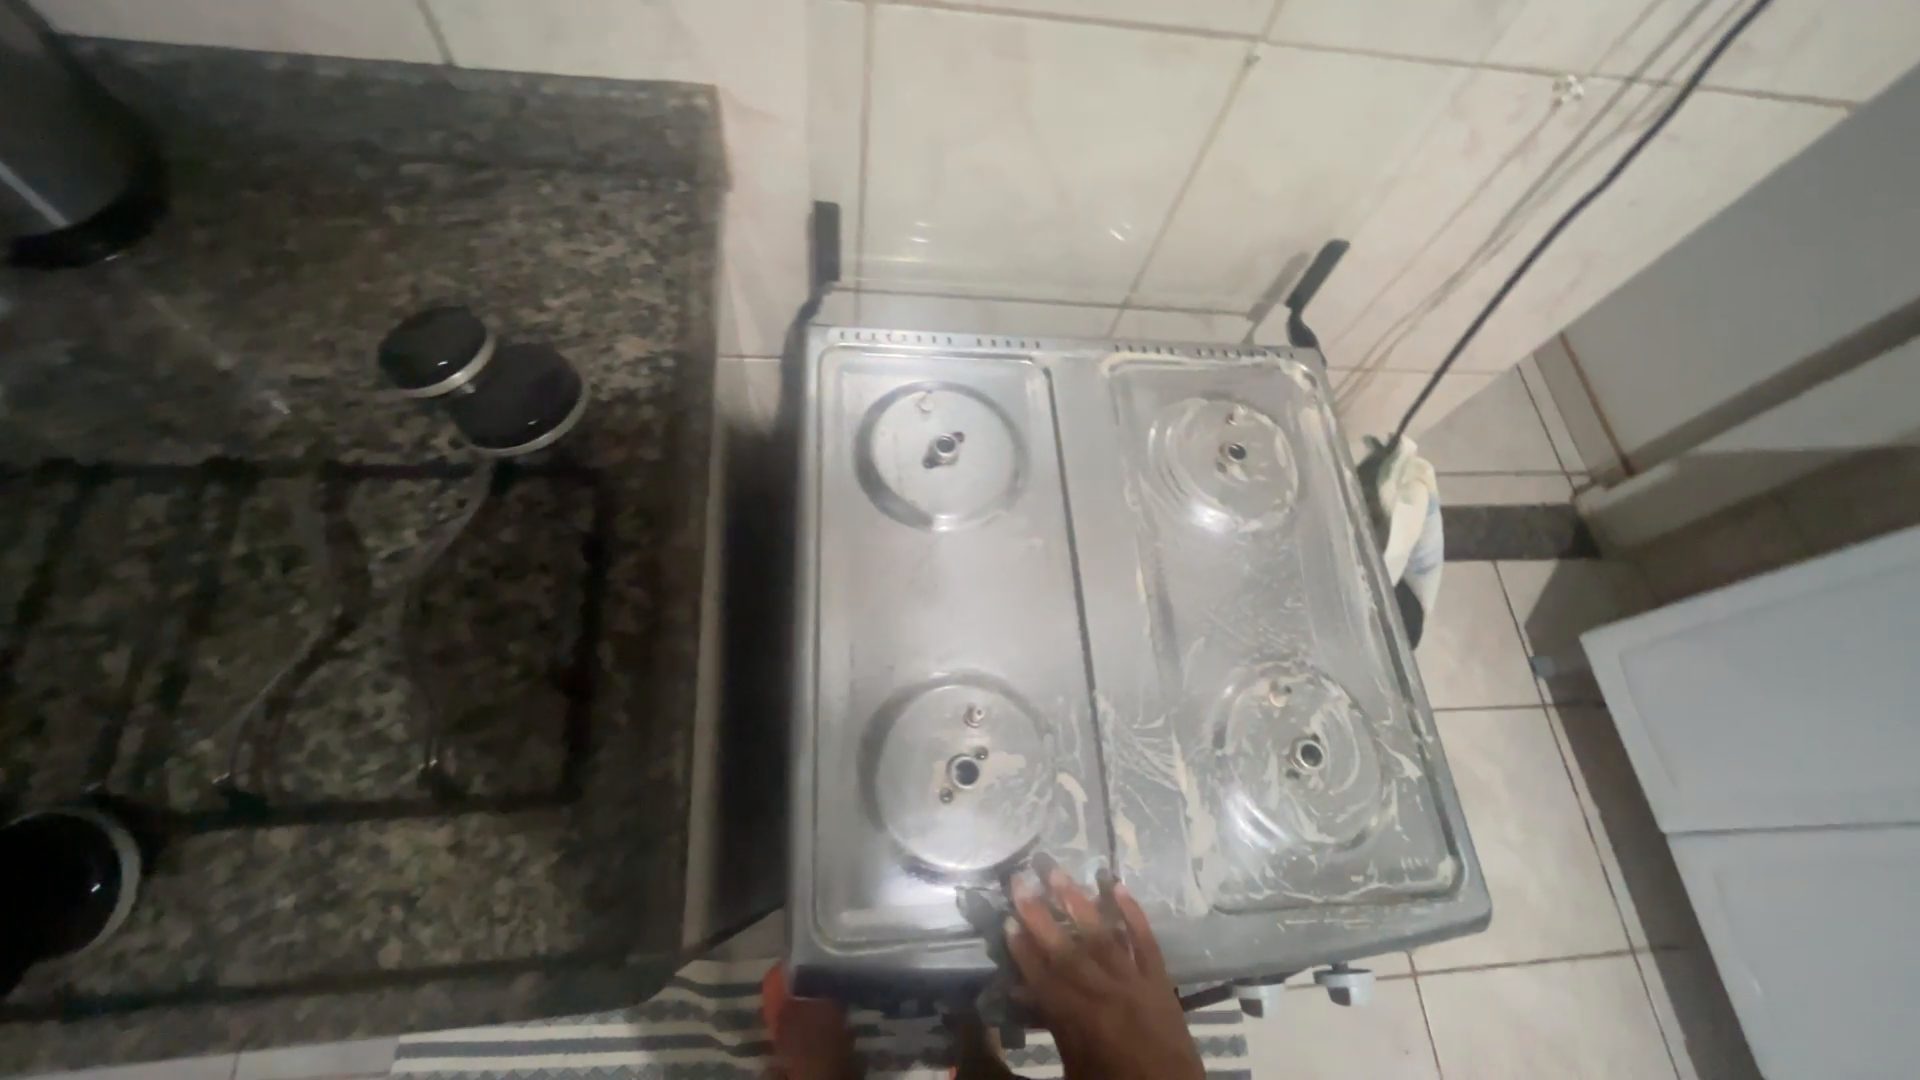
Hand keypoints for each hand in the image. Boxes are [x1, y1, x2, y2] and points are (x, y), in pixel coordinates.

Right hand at [1005, 862, 1202, 1079]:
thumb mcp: (1076, 1069)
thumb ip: (1053, 1028)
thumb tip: (1022, 994)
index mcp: (1082, 1025)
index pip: (1044, 980)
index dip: (1022, 952)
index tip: (1006, 922)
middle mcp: (1106, 998)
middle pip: (1067, 952)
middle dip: (1039, 915)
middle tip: (1019, 882)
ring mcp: (1136, 985)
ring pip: (1103, 937)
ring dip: (1078, 903)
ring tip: (1057, 873)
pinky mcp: (1160, 981)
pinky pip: (1146, 941)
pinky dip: (1132, 912)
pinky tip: (1116, 885)